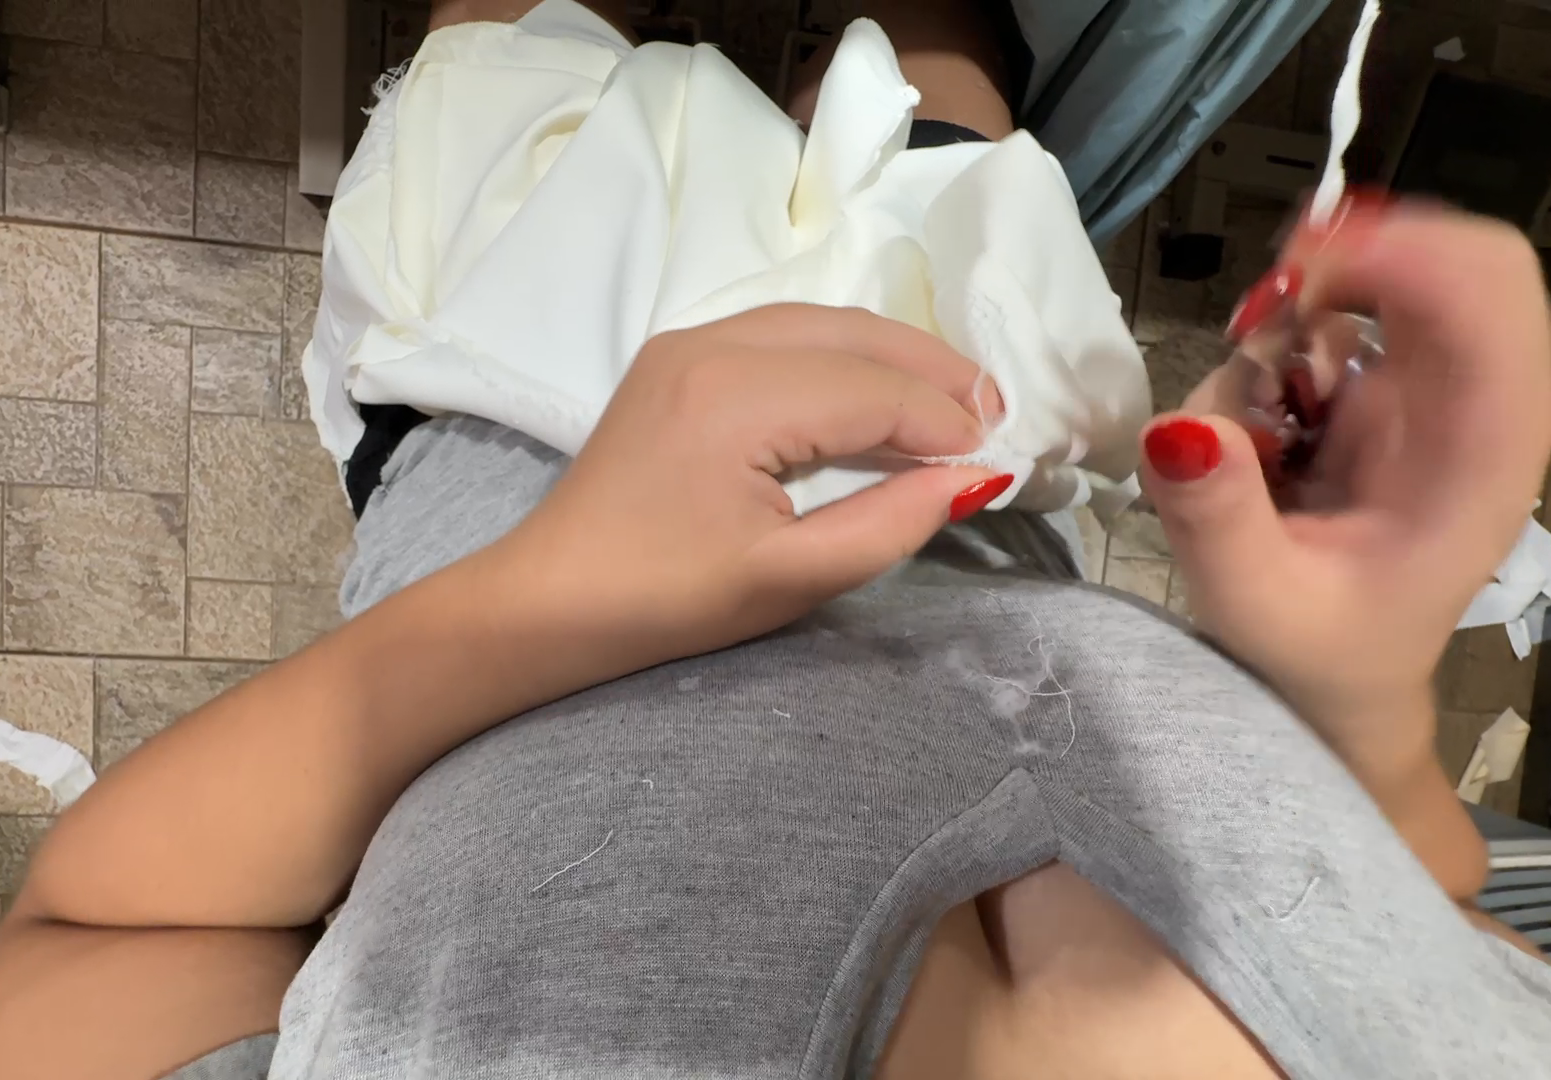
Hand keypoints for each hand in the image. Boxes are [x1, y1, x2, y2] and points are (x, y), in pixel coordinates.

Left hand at [481, 303, 1008, 681]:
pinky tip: (868, 393)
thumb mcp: (786, 579)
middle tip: (993, 412)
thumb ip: (888, 524)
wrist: (551, 600)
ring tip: (948, 401)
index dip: (944, 422)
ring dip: (889, 357)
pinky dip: (837, 360)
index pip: (872, 390)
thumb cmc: (664, 603)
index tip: (999, 455)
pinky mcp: (675, 360)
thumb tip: (969, 478)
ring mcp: (686, 343)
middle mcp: (710, 344)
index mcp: (734, 397)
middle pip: (852, 333)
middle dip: (932, 370)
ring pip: (818, 324)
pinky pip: (779, 337)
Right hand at [1141, 208, 1550, 770]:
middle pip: (1431, 268)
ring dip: (1269, 353)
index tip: (1284, 277)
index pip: (1482, 296)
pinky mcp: (1356, 410)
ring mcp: (1406, 402)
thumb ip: (1218, 519)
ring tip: (1242, 457)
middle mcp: (1456, 406)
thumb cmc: (1313, 650)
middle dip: (1328, 278)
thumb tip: (1178, 428)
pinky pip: (1303, 346)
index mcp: (1476, 450)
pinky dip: (1252, 377)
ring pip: (1347, 306)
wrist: (1327, 676)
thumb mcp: (1253, 599)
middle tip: (1249, 330)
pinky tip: (1244, 452)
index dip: (1395, 250)